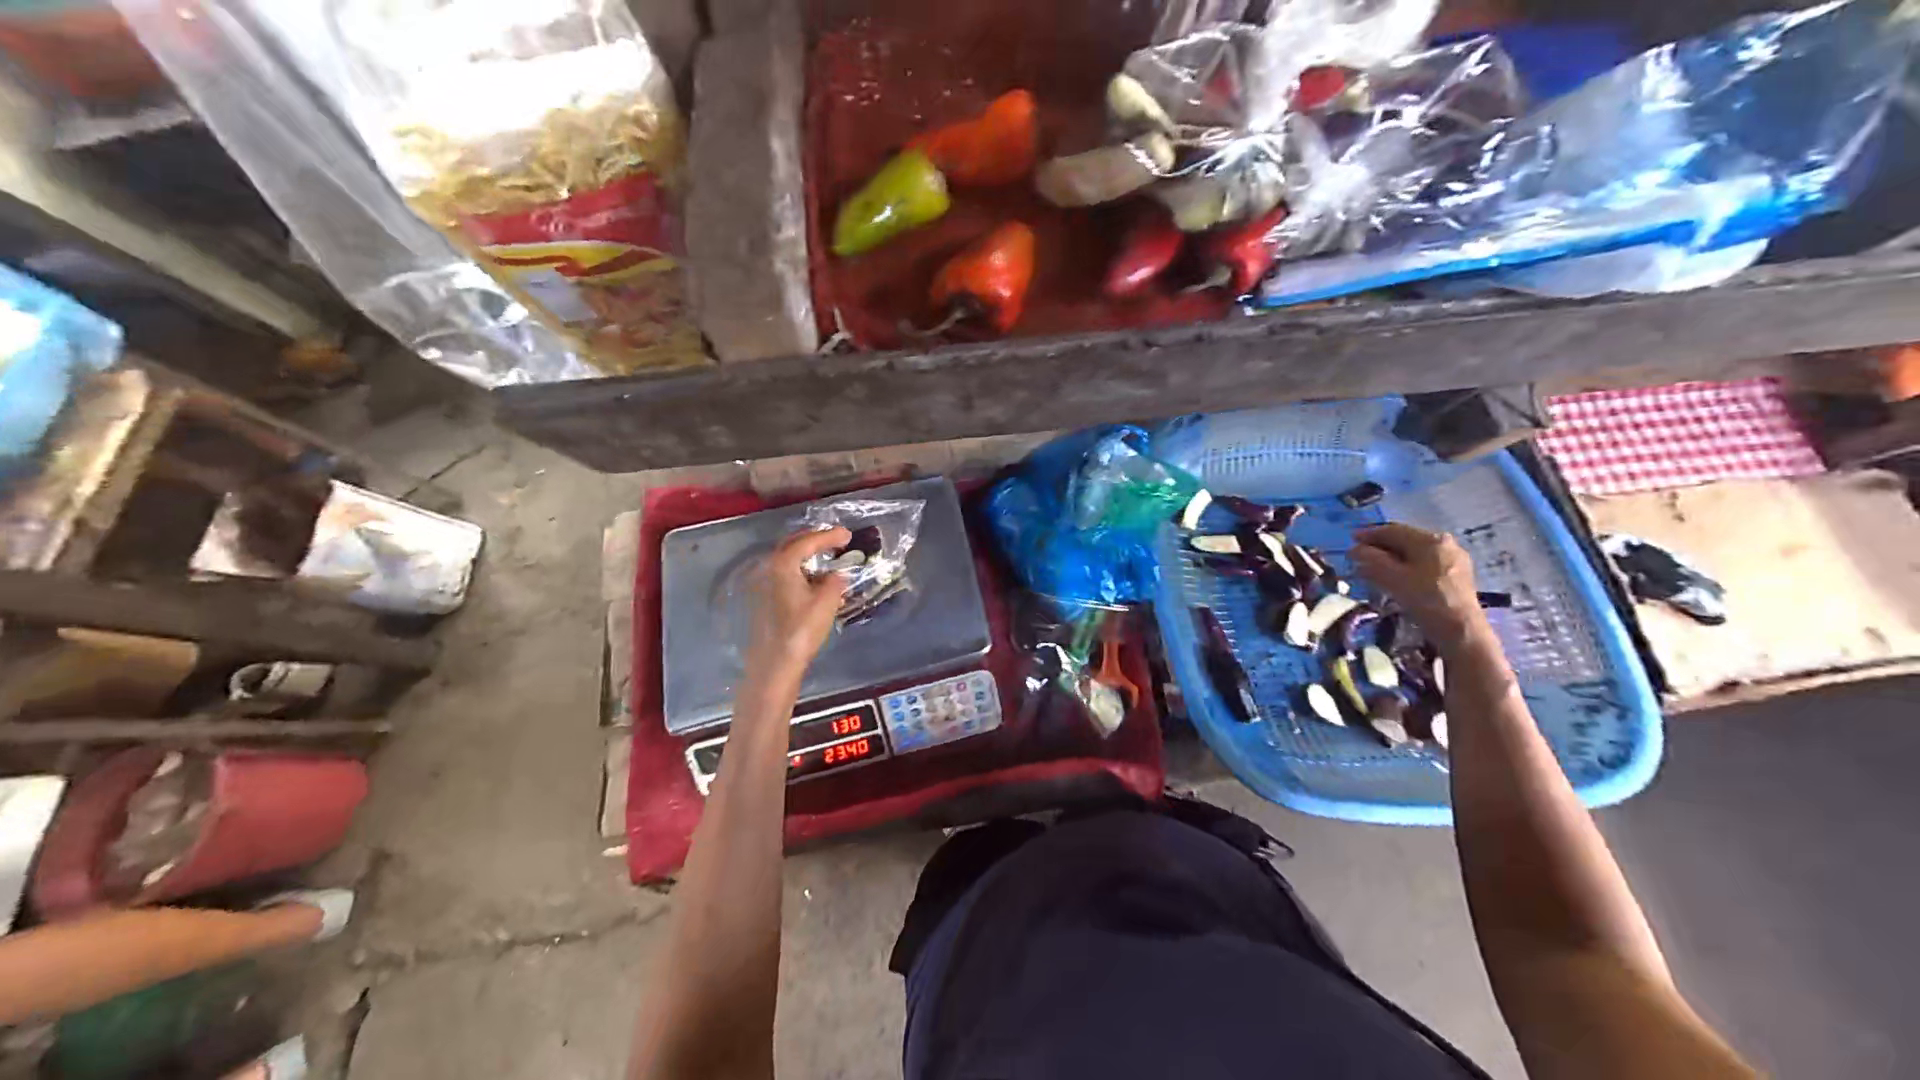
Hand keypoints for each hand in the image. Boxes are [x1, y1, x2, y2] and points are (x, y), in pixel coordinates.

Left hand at [744, 527, 850, 676]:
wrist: (776, 662)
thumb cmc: (802, 629)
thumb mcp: (827, 601)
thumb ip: (835, 581)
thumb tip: (837, 575)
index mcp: (783, 565)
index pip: (808, 541)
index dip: (829, 536)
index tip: (848, 535)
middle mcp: (770, 569)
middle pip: (793, 545)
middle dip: (815, 540)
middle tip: (836, 540)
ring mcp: (765, 585)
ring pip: (788, 561)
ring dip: (808, 556)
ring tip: (828, 558)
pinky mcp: (766, 599)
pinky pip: (787, 575)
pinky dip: (802, 571)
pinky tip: (816, 581)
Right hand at [1349, 522, 1486, 651]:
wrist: (1460, 630)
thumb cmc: (1425, 599)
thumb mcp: (1392, 577)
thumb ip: (1371, 560)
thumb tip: (1355, 550)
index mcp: (1430, 539)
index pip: (1393, 530)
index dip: (1369, 534)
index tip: (1351, 539)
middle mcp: (1445, 543)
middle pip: (1406, 540)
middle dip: (1381, 546)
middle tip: (1361, 554)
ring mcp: (1454, 559)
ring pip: (1415, 553)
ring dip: (1393, 557)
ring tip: (1374, 567)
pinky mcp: (1457, 575)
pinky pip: (1425, 563)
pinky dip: (1406, 566)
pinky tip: (1396, 576)